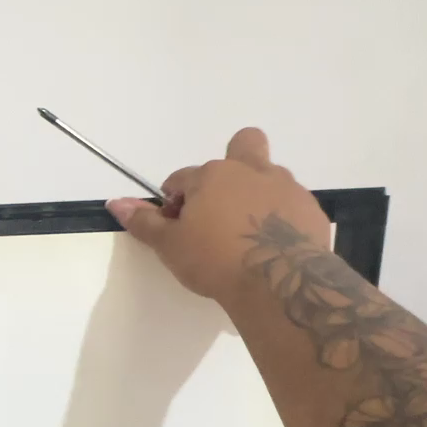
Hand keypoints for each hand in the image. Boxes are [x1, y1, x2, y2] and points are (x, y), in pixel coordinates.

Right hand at [107, 127, 329, 300]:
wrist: (276, 281)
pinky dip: (276, 218)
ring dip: (253, 195)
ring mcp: (287, 187)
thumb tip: (115, 202)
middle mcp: (252, 170)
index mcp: (213, 175)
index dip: (174, 202)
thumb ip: (144, 222)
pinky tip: (267, 247)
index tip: (174, 227)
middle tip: (218, 205)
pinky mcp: (310, 209)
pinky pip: (289, 205)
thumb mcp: (169, 245)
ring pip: (268, 177)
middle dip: (230, 164)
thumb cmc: (212, 259)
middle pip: (243, 145)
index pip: (182, 178)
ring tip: (242, 235)